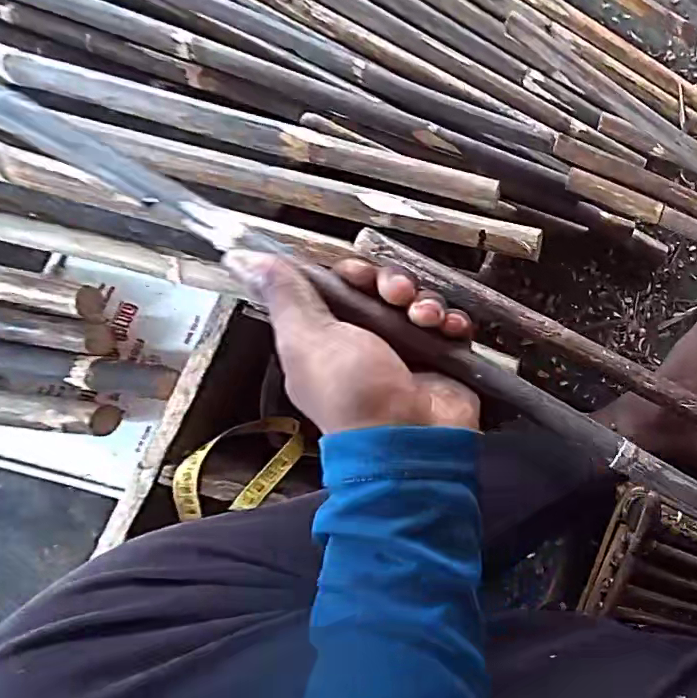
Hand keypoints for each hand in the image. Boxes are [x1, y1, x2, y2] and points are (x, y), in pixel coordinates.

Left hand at [225, 251, 480, 434]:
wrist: (409, 437)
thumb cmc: (353, 397)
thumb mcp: (307, 339)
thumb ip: (284, 295)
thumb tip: (246, 260)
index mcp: (330, 337)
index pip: (344, 287)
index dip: (354, 273)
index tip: (359, 276)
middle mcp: (369, 341)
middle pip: (385, 289)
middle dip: (393, 283)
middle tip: (396, 295)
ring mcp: (408, 351)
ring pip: (420, 301)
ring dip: (425, 302)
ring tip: (425, 319)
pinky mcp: (442, 359)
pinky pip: (450, 324)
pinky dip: (451, 321)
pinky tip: (446, 329)